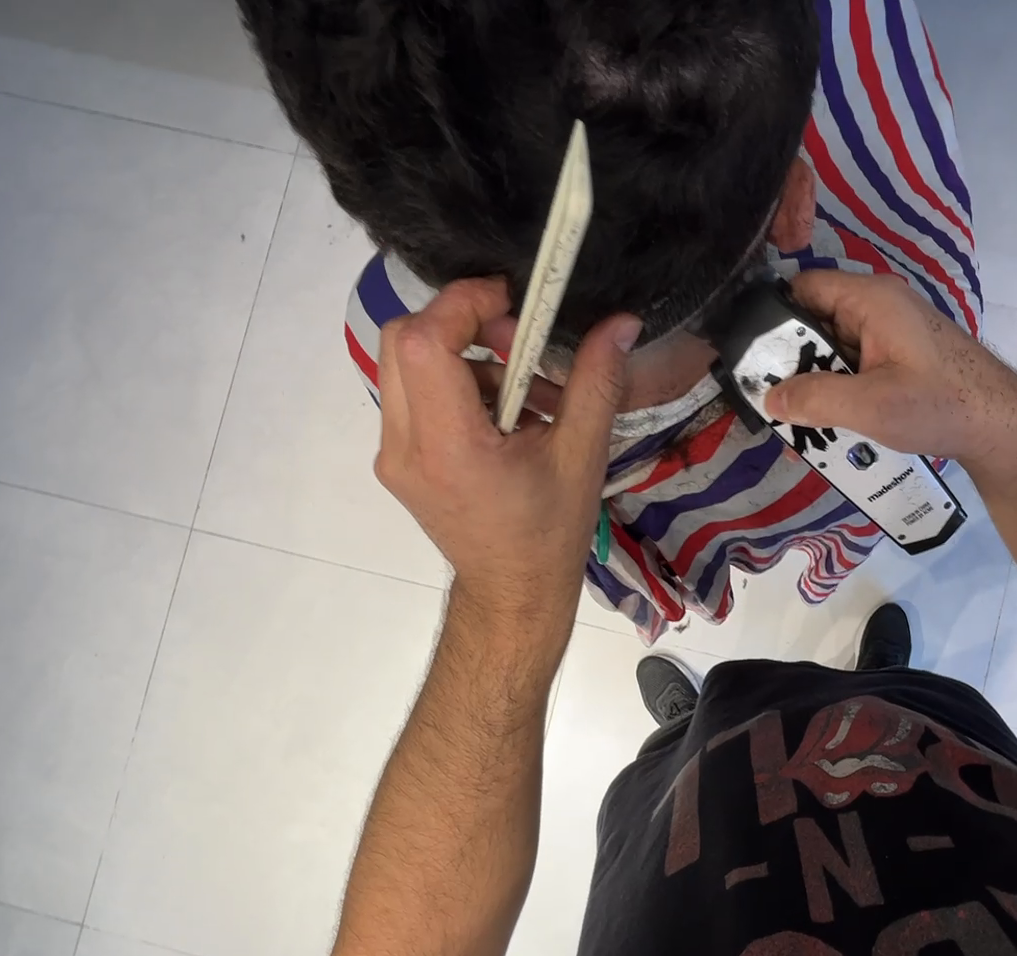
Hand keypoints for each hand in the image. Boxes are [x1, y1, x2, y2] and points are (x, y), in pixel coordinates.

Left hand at [372, 277, 641, 622]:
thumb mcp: (582, 456)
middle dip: (462, 324)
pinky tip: (504, 417)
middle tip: (518, 343)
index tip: (513, 303)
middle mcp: (404, 447)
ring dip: (466, 358)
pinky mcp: (397, 460)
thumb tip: (623, 324)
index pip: (423, 344)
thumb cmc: (551, 532)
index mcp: (450, 448)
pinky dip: (457, 386)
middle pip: (402, 341)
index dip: (462, 305)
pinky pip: (413, 395)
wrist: (513, 591)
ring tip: (524, 395)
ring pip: (405, 365)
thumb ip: (597, 382)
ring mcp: (393, 455)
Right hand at [763, 270, 1016, 470]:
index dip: (773, 319)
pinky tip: (830, 422)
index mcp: (870, 298)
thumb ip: (814, 399)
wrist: (1001, 427)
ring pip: (833, 348)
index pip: (803, 287)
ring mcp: (891, 331)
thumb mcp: (869, 405)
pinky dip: (839, 389)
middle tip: (770, 399)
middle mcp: (879, 305)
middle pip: (815, 321)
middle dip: (792, 360)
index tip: (752, 358)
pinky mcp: (899, 355)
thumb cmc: (939, 405)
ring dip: (815, 381)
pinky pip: (854, 364)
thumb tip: (768, 399)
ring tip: (796, 419)